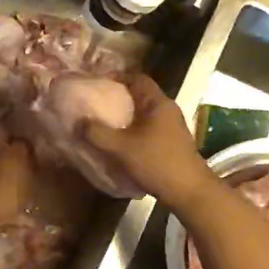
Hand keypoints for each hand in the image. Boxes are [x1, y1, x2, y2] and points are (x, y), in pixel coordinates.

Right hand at [80, 75, 215, 206]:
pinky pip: (148, 129)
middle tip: (96, 104)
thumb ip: (98, 133)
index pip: (137, 78)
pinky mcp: (172, 143)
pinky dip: (133, 131)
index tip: (97, 83)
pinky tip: (120, 143)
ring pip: (144, 114)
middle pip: (140, 96)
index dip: (117, 77)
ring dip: (125, 117)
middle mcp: (167, 110)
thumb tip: (78, 122)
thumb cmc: (156, 163)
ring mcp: (172, 127)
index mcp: (158, 103)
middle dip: (118, 98)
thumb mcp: (121, 148)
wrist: (189, 191)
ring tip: (104, 123)